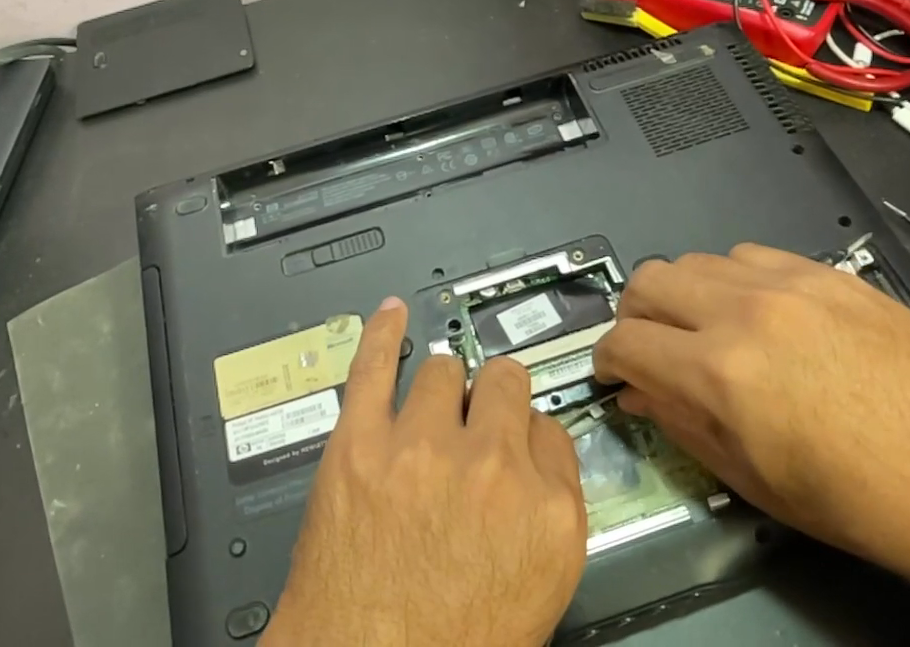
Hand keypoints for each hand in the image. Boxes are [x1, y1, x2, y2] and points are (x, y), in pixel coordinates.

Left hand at [263, 297, 587, 646]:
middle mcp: (492, 470)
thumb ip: (548, 515)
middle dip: (491, 401)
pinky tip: (390, 316)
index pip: (549, 430)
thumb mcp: (537, 593)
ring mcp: (422, 449)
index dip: (524, 434)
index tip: (510, 438)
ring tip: (430, 407)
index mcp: (548, 513)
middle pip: (504, 387)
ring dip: (441, 388)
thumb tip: (536, 462)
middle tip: (474, 421)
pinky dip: (381, 335)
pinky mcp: (360, 443)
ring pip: (444, 372)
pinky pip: (374, 365)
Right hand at [590, 243, 909, 565]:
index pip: (623, 342)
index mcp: (721, 373)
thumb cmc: (872, 502)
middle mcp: (746, 313)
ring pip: (694, 261)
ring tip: (705, 332)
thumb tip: (639, 394)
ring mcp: (790, 284)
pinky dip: (734, 280)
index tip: (616, 375)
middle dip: (634, 320)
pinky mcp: (830, 273)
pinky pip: (751, 254)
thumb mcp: (755, 481)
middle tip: (651, 351)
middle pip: (646, 282)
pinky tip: (759, 315)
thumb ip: (680, 425)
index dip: (607, 362)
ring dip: (683, 296)